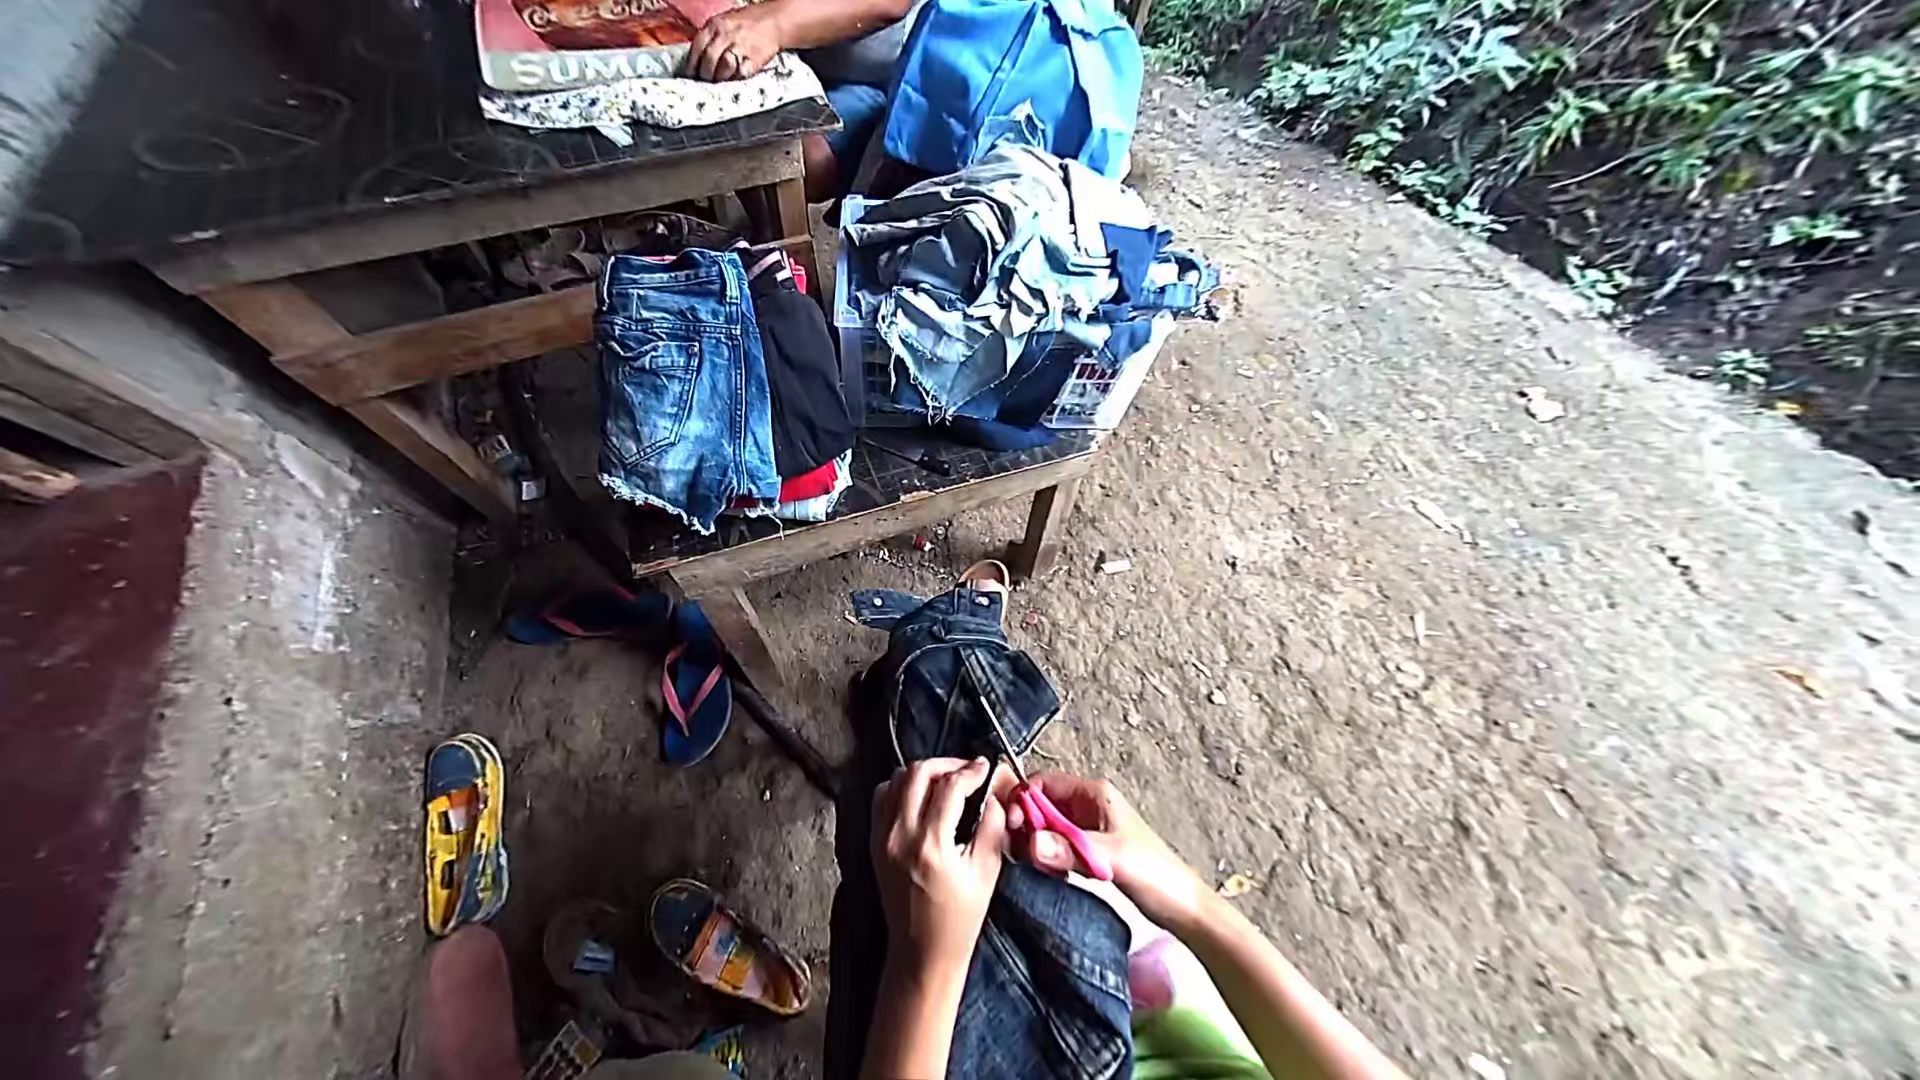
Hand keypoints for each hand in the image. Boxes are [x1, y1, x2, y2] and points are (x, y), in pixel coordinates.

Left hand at [683, 5, 782, 80]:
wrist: (771, 22)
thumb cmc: (745, 25)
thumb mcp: (723, 24)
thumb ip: (711, 38)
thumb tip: (699, 59)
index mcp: (715, 25)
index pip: (697, 46)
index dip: (692, 64)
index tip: (690, 75)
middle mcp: (726, 35)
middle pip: (710, 59)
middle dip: (705, 74)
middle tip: (705, 82)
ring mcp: (740, 47)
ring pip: (724, 67)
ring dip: (719, 78)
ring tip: (718, 84)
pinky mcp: (754, 60)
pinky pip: (741, 73)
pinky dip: (735, 79)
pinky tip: (733, 81)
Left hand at [871, 758, 1009, 969]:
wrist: (921, 952)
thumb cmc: (959, 919)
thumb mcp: (987, 871)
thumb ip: (992, 825)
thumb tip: (992, 792)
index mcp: (931, 846)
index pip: (950, 786)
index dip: (971, 770)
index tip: (984, 767)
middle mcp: (900, 836)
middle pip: (918, 772)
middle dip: (946, 764)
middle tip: (966, 770)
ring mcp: (882, 837)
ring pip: (897, 778)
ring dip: (924, 772)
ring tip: (946, 781)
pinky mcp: (873, 841)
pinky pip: (882, 796)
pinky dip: (901, 786)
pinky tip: (920, 795)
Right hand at [1005, 773, 1212, 934]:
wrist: (1183, 909)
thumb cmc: (1156, 875)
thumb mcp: (1112, 858)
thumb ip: (1072, 848)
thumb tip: (1033, 841)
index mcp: (1094, 793)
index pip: (1044, 783)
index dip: (1023, 800)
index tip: (1012, 826)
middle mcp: (1088, 805)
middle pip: (1041, 803)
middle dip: (1026, 823)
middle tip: (1019, 850)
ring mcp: (1087, 828)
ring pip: (1046, 826)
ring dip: (1035, 842)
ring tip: (1032, 864)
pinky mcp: (1088, 850)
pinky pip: (1056, 845)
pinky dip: (1047, 856)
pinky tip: (1048, 873)